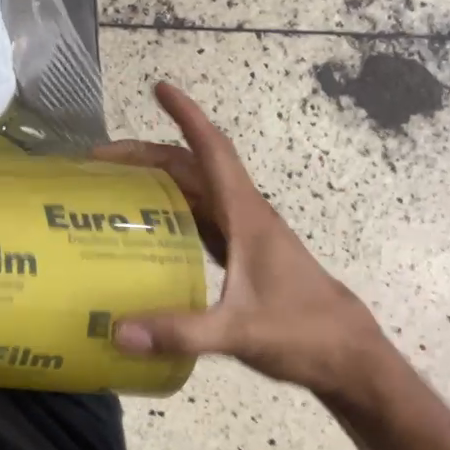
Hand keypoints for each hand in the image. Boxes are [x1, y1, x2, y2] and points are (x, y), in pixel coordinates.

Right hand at [94, 82, 390, 398]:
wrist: (354, 362)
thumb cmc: (306, 334)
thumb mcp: (241, 332)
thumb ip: (180, 331)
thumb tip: (117, 331)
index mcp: (246, 216)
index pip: (212, 151)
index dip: (187, 116)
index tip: (160, 88)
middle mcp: (243, 216)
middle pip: (190, 167)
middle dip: (145, 153)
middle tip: (95, 159)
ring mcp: (243, 235)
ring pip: (193, 190)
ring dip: (153, 178)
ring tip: (108, 184)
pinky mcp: (240, 255)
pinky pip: (196, 217)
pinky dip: (165, 209)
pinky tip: (140, 226)